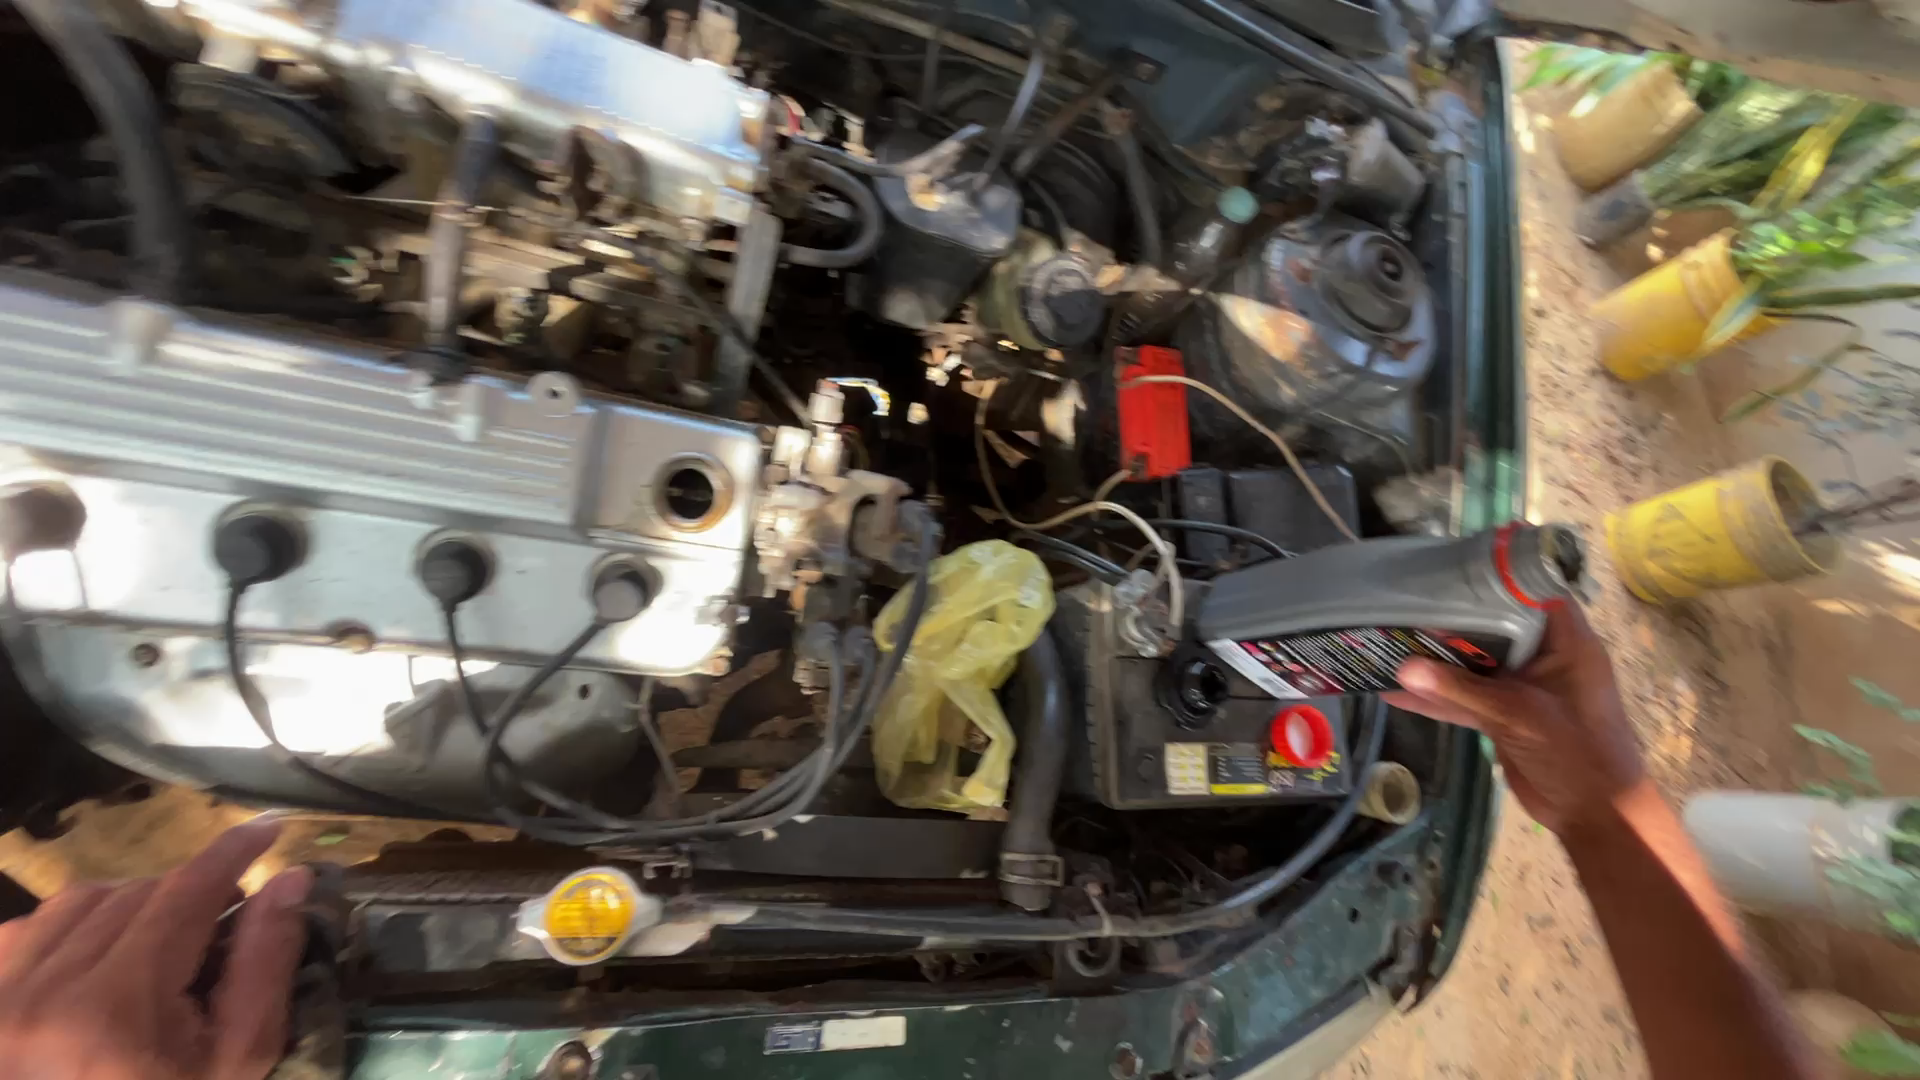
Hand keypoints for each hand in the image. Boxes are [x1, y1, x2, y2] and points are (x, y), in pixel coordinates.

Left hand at [0, 822, 310, 1079]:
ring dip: (131, 903)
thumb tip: (291, 878)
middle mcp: (34, 995)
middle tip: (220, 923)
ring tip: (157, 938)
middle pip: (137, 892)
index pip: (187, 891)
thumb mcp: (241, 1049)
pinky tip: (92, 958)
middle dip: (190, 892)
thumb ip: (267, 959)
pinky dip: (66, 929)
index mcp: (113, 1005)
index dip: (235, 850)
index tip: (270, 827)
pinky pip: (17, 933)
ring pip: (75, 903)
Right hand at [1385, 602, 1644, 836]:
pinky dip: (1433, 697)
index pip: (1533, 594)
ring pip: (1472, 662)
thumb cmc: (1577, 755)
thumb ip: (1459, 691)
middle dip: (1449, 616)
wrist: (1595, 816)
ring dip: (1434, 659)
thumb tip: (1402, 667)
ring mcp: (1520, 687)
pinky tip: (1392, 692)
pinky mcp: (1502, 713)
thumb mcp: (1518, 716)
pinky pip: (1462, 696)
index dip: (1495, 577)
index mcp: (1566, 646)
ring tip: (1388, 641)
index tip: (1448, 568)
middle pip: (1492, 625)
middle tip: (1402, 600)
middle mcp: (1542, 658)